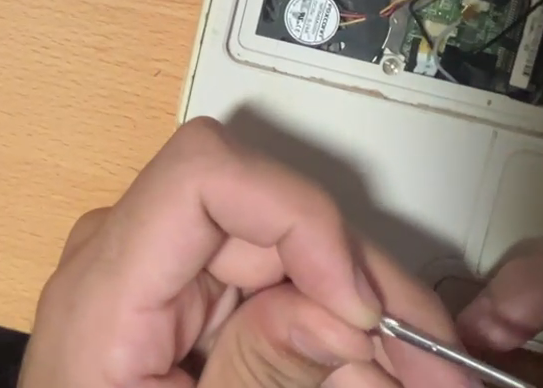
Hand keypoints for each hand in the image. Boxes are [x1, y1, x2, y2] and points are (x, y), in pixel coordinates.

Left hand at [20, 118, 473, 387]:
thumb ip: (264, 376)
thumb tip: (349, 316)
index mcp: (105, 289)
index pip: (201, 174)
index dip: (296, 213)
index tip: (363, 303)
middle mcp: (127, 252)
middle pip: (260, 212)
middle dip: (358, 276)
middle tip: (437, 364)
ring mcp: (153, 267)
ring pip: (278, 244)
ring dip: (355, 301)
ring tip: (418, 369)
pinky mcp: (180, 291)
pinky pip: (265, 279)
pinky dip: (324, 316)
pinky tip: (366, 361)